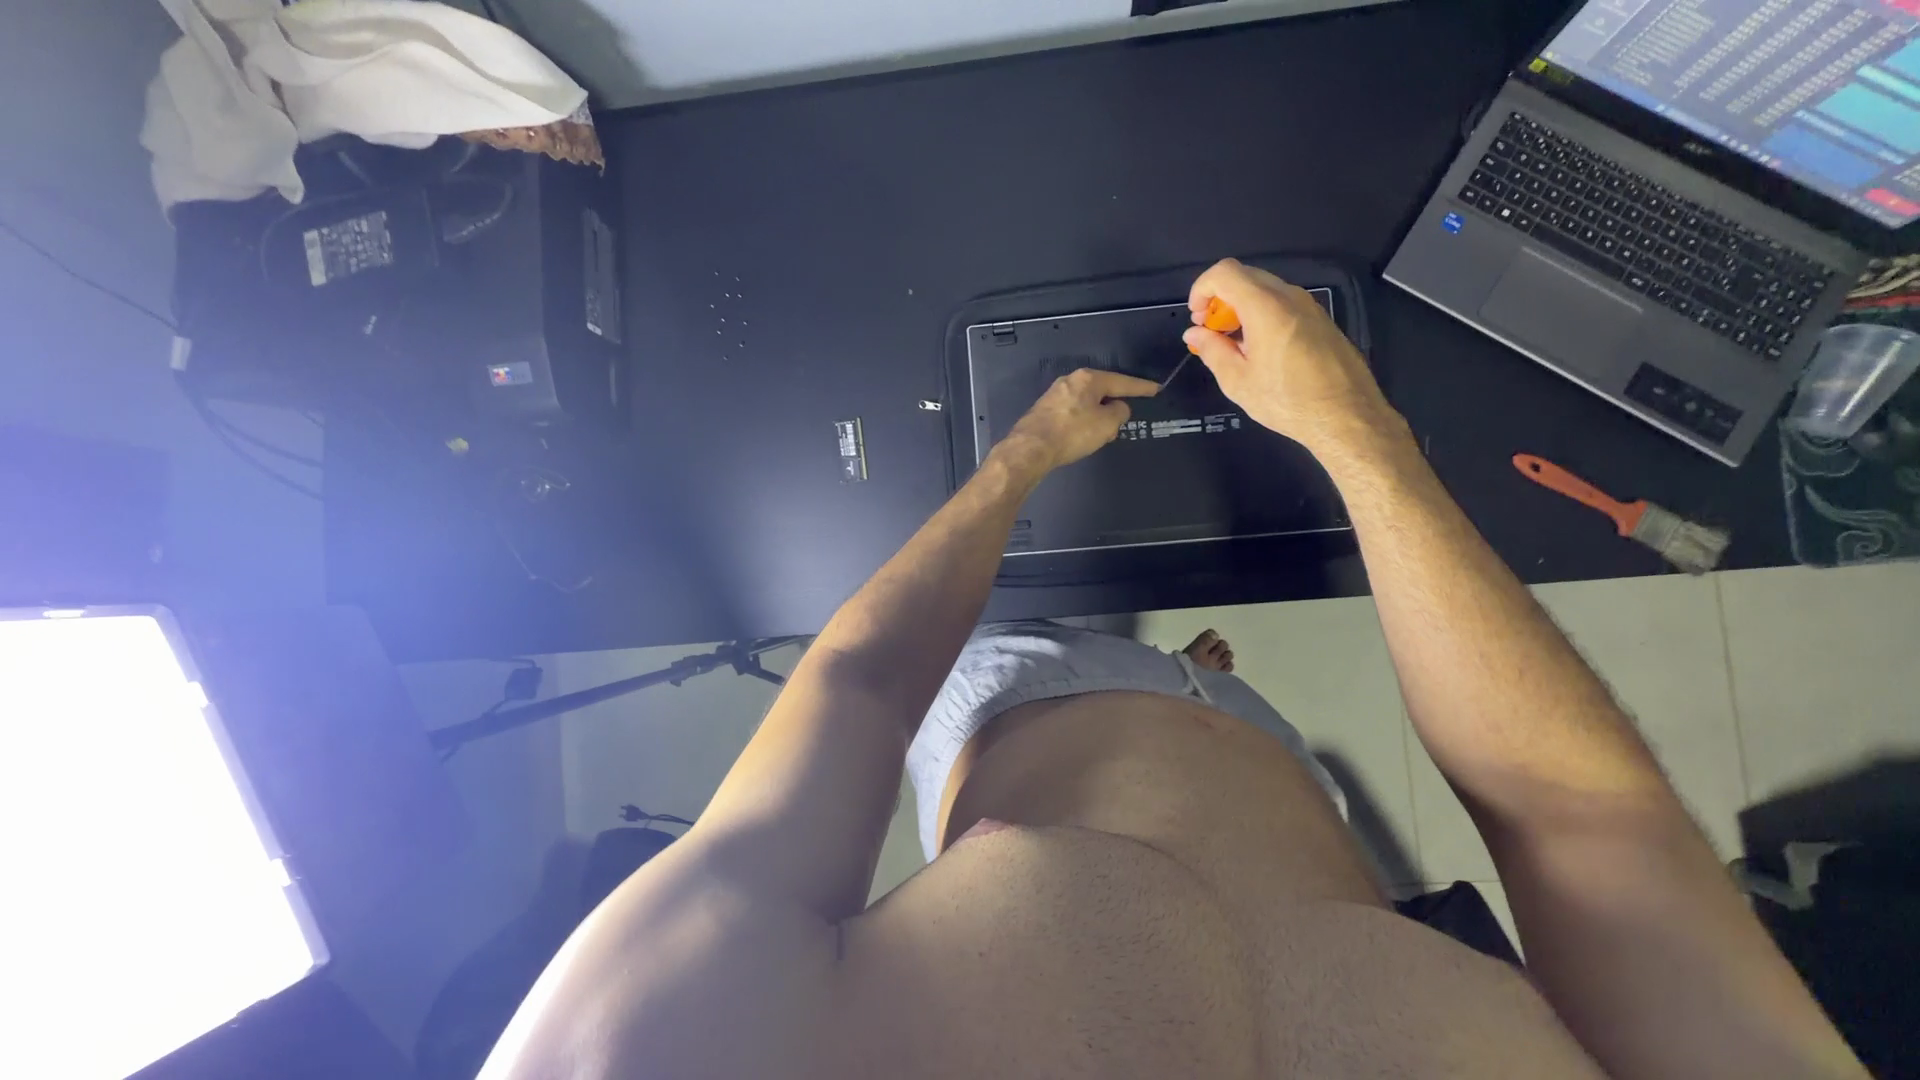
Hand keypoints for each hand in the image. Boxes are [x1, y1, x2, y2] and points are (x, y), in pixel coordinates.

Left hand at [993, 368, 1160, 476]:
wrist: (1031, 447)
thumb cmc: (1073, 432)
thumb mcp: (1107, 424)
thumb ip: (1119, 412)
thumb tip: (1117, 408)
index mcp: (1088, 379)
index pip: (1122, 382)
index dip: (1141, 388)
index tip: (1155, 389)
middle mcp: (1070, 381)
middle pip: (1101, 390)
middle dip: (1115, 403)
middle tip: (1126, 416)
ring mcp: (1054, 395)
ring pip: (1086, 402)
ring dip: (1097, 415)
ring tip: (1105, 431)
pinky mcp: (1044, 411)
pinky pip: (1073, 413)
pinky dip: (1082, 422)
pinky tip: (1083, 435)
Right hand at [1182, 259, 1404, 456]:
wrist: (1347, 416)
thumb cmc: (1288, 401)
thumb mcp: (1238, 381)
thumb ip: (1212, 350)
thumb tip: (1194, 334)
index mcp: (1266, 308)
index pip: (1225, 273)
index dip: (1201, 288)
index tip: (1196, 317)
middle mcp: (1290, 297)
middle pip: (1245, 276)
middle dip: (1219, 299)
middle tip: (1209, 331)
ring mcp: (1309, 306)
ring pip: (1265, 290)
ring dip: (1241, 308)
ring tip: (1233, 344)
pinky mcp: (1321, 320)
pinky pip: (1283, 304)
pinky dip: (1262, 315)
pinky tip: (1260, 350)